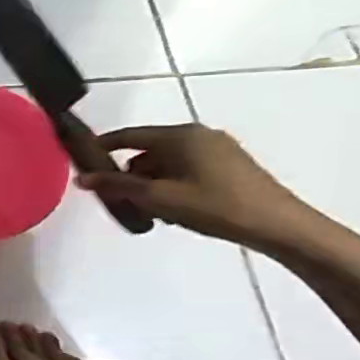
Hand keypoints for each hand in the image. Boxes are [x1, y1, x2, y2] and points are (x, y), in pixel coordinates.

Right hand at [75, 124, 318, 249]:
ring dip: (153, 184)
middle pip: (148, 151)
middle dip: (131, 175)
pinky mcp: (229, 164)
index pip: (129, 136)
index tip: (83, 160)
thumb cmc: (214, 207)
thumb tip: (82, 179)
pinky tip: (176, 210)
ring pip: (168, 162)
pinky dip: (172, 184)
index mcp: (179, 135)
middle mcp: (197, 134)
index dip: (103, 147)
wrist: (277, 225)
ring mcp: (216, 148)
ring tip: (152, 213)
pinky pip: (187, 168)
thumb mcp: (160, 199)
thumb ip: (119, 187)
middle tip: (122, 202)